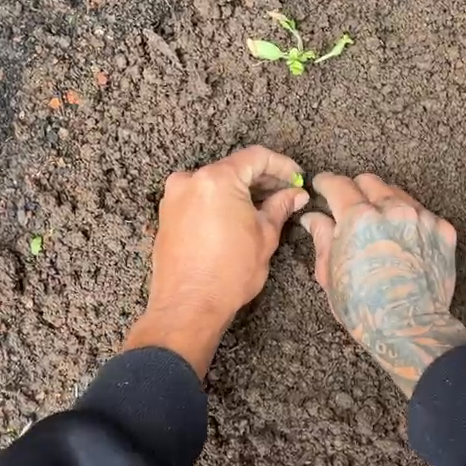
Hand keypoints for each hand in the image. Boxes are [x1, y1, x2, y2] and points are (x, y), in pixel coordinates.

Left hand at [123, 145, 307, 377]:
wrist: (188, 307)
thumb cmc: (226, 275)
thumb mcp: (265, 236)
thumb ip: (280, 207)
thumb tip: (294, 195)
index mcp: (217, 179)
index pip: (256, 157)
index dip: (282, 165)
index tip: (297, 178)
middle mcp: (190, 181)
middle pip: (235, 167)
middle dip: (263, 179)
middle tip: (287, 193)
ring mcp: (175, 198)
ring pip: (217, 183)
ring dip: (243, 191)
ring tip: (267, 207)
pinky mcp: (168, 215)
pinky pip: (201, 198)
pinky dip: (222, 202)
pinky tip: (240, 217)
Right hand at [299, 173, 465, 396]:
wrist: (412, 329)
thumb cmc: (365, 308)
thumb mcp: (330, 275)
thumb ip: (323, 238)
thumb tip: (314, 218)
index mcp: (359, 219)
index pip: (338, 184)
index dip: (326, 183)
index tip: (322, 185)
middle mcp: (392, 210)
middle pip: (369, 181)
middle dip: (355, 190)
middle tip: (349, 208)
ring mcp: (420, 217)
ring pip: (396, 193)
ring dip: (382, 202)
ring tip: (377, 226)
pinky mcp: (442, 229)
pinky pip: (419, 211)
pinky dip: (406, 219)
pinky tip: (401, 241)